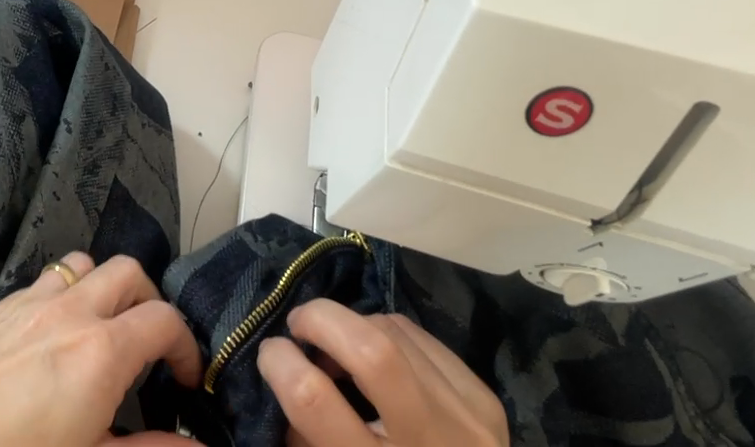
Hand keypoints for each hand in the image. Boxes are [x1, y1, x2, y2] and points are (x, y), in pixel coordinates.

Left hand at [0, 252, 201, 446]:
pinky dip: (58, 298)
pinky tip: (47, 340)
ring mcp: (27, 301)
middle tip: (148, 344)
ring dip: (100, 288)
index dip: (186, 346)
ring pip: (80, 264)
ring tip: (99, 330)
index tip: (186, 377)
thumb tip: (193, 443)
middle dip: (148, 301)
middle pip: (126, 271)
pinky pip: (39, 283)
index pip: (164, 320)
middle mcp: (68, 311)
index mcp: (100, 351)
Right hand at [257, 300, 507, 446]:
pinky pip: (418, 336)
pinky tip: (375, 354)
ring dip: (350, 326)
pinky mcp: (484, 398)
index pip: (315, 399)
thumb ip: (305, 435)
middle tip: (297, 326)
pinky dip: (384, 332)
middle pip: (371, 351)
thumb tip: (279, 373)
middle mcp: (432, 444)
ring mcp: (468, 418)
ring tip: (336, 347)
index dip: (280, 363)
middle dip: (320, 320)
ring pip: (392, 332)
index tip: (270, 353)